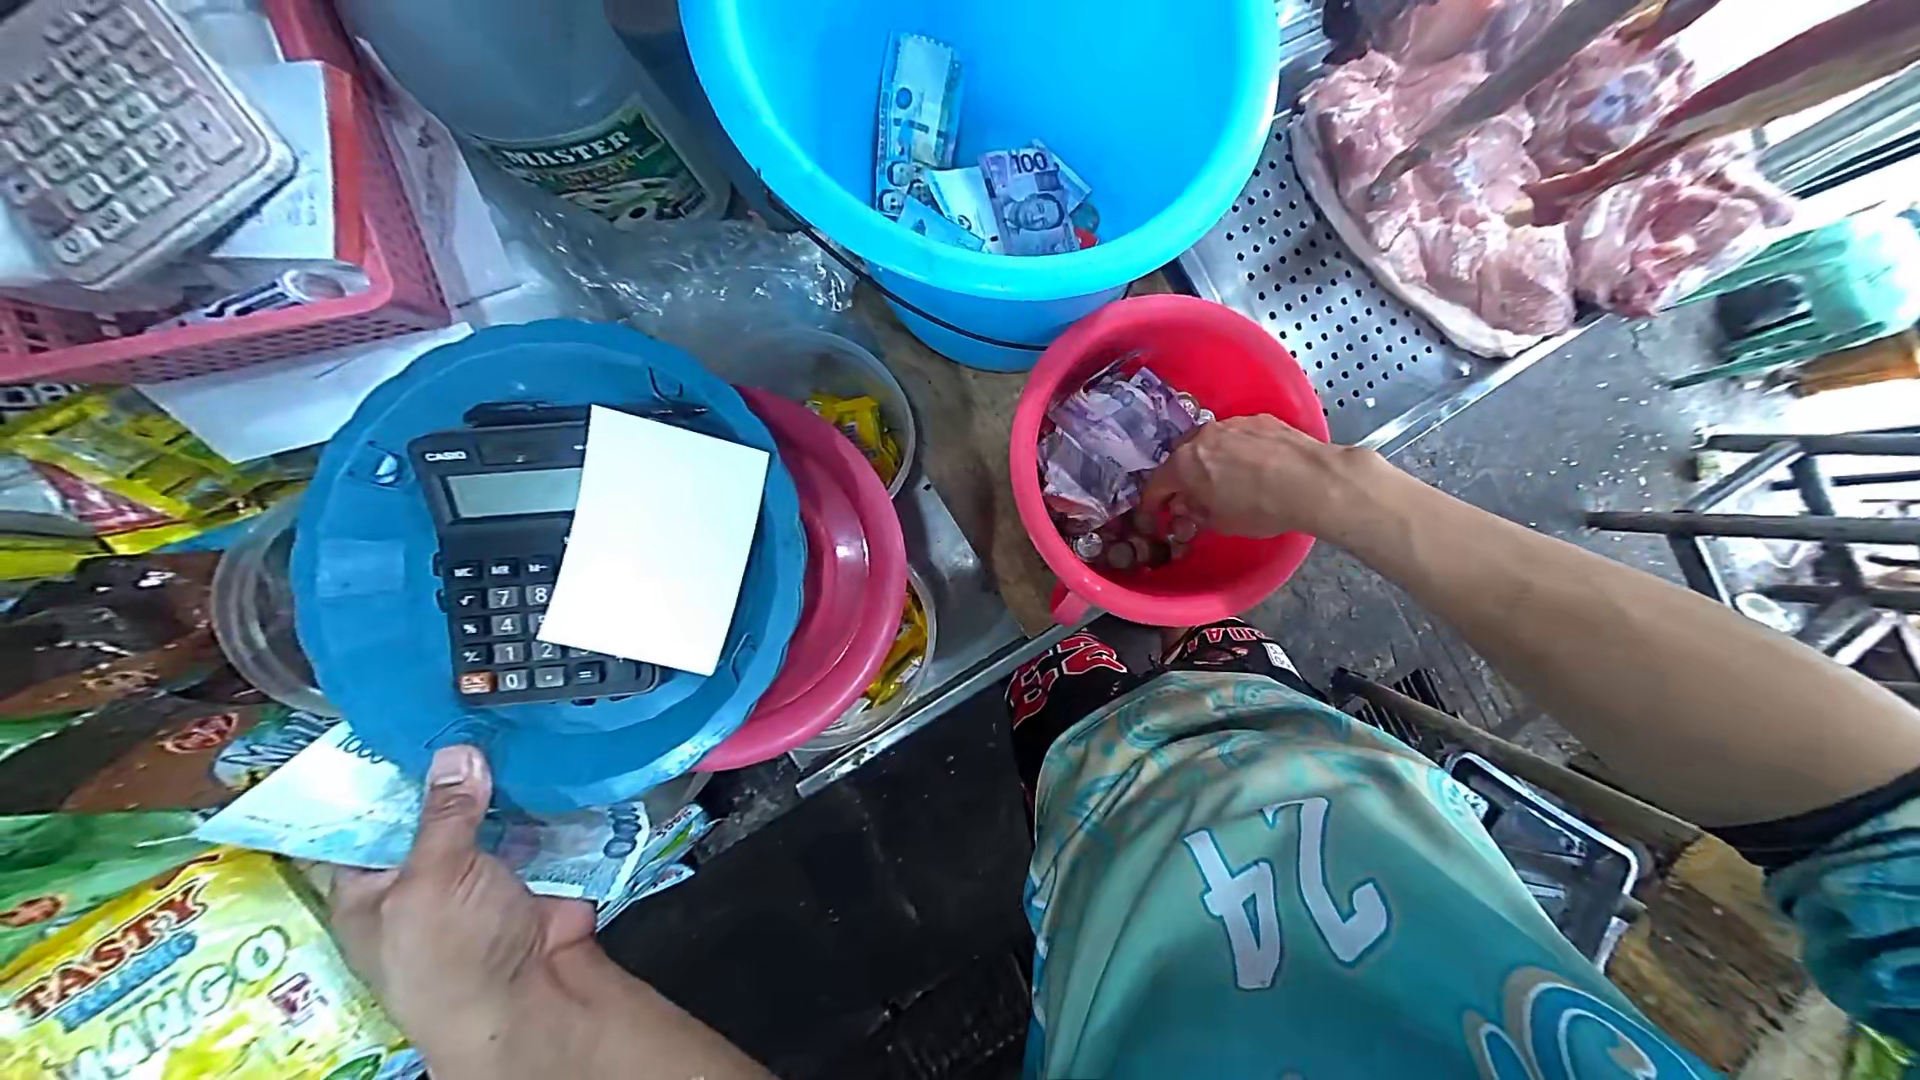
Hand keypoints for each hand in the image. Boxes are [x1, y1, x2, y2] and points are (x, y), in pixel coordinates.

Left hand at [328, 745, 597, 1076]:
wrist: (533, 988)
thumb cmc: (452, 952)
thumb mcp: (430, 883)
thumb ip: (443, 816)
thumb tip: (454, 750)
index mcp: (372, 883)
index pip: (362, 818)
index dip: (376, 773)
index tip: (404, 721)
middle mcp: (424, 868)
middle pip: (434, 803)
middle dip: (454, 762)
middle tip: (475, 706)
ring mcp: (482, 861)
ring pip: (489, 804)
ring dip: (503, 773)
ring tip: (519, 717)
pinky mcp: (533, 855)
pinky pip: (535, 814)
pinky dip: (543, 789)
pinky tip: (553, 752)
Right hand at [1141, 414, 1378, 537]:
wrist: (1314, 482)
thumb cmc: (1261, 508)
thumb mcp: (1221, 523)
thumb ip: (1195, 513)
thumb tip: (1185, 507)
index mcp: (1183, 464)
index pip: (1156, 484)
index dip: (1153, 502)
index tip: (1155, 512)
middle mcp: (1200, 437)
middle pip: (1180, 459)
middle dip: (1182, 479)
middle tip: (1191, 498)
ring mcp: (1230, 424)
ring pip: (1208, 444)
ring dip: (1208, 461)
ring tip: (1225, 479)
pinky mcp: (1258, 419)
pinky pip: (1236, 436)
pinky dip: (1236, 450)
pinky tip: (1252, 466)